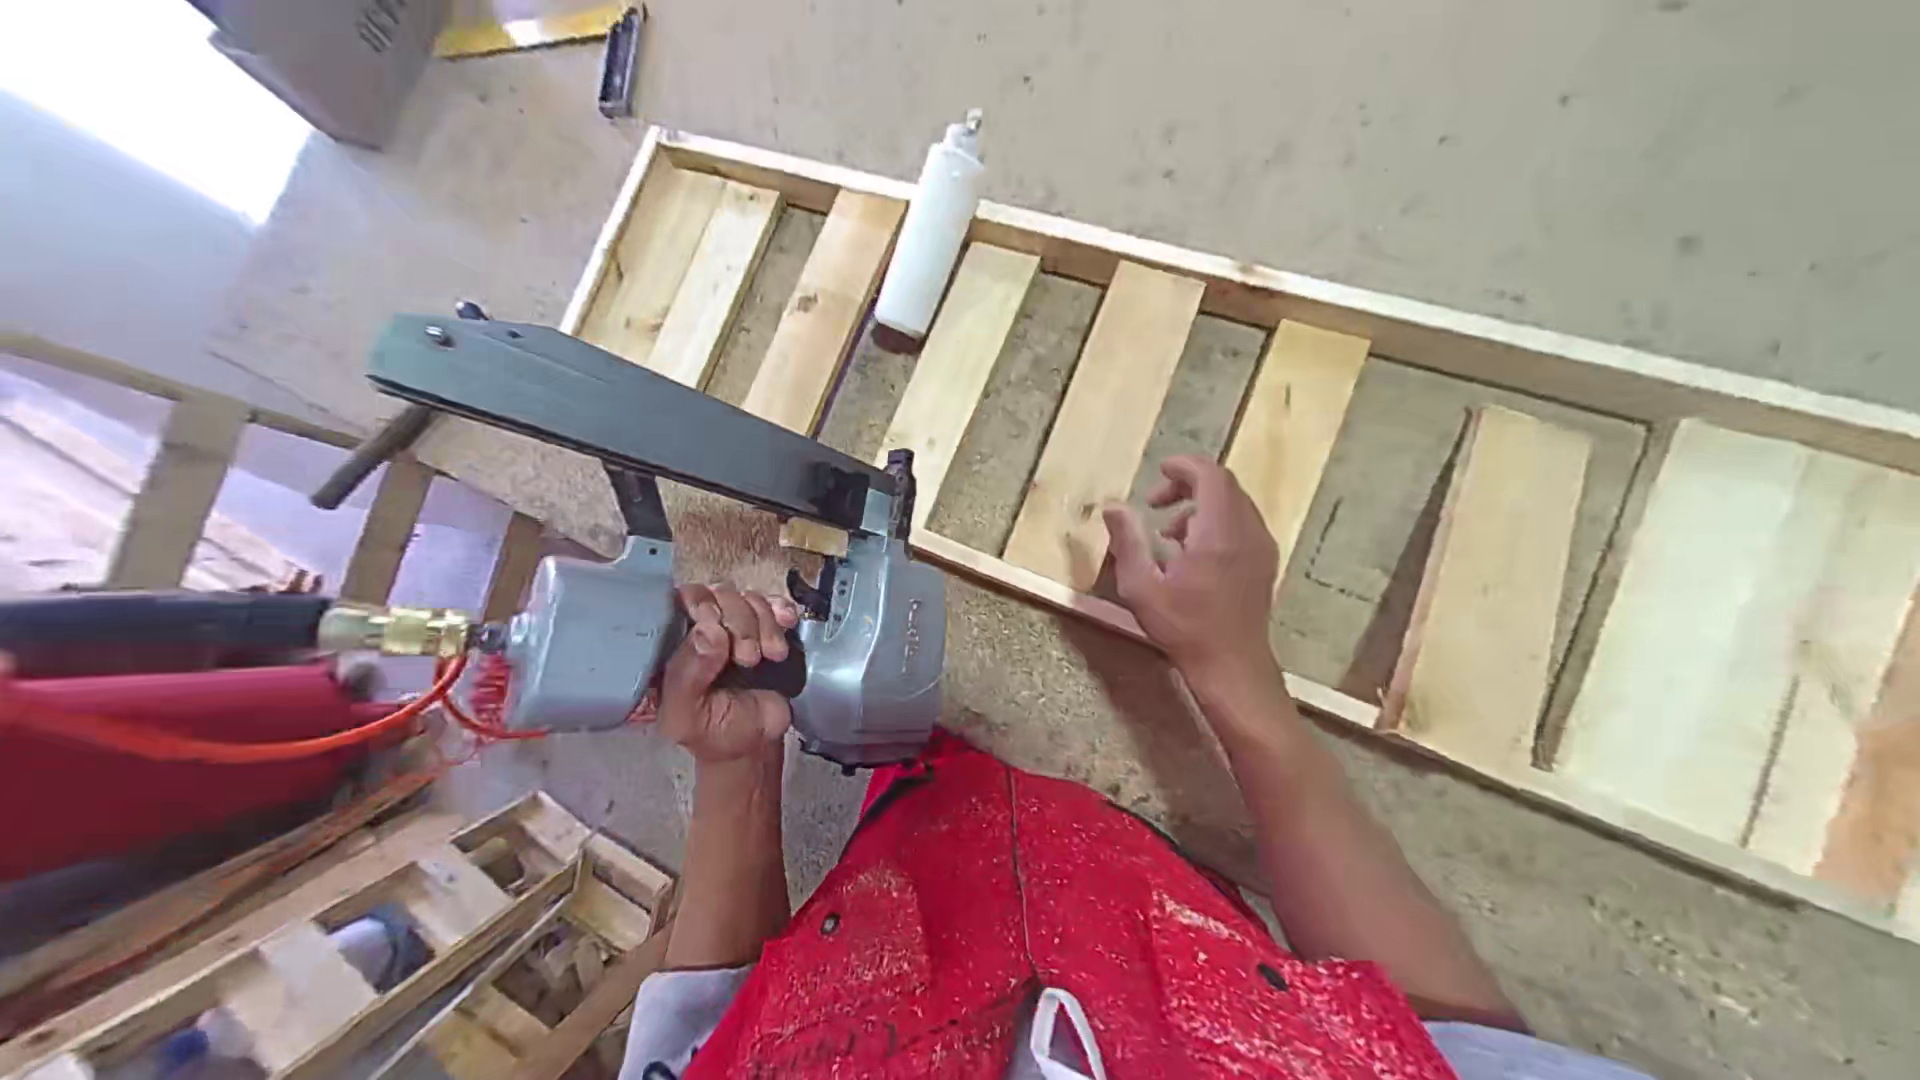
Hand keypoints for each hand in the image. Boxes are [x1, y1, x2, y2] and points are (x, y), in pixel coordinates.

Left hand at [656, 585, 800, 762]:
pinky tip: (787, 624)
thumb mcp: (686, 716)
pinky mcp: (767, 626)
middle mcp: (703, 627)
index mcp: (672, 644)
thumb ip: (688, 675)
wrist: (758, 744)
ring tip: (770, 656)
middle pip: (719, 594)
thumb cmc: (714, 732)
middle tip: (748, 658)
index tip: (718, 628)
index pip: (678, 601)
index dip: (701, 605)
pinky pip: (775, 603)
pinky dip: (782, 610)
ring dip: (764, 624)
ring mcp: (737, 625)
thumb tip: (708, 628)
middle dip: (739, 623)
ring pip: (749, 598)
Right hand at [1102, 456, 1279, 685]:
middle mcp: (1247, 532)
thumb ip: (1127, 541)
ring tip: (1168, 534)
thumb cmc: (1183, 628)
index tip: (1158, 471)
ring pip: (1233, 503)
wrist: (1231, 665)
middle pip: (1223, 486)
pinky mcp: (1264, 561)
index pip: (1211, 476)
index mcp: (1219, 533)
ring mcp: (1261, 547)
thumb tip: (1113, 507)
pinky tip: (1192, 552)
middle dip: (1187, 485)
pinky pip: (1241, 522)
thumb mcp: (1141, 587)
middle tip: (1154, 504)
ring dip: (1200, 505)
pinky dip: (1215, 521)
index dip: (1184, 466)